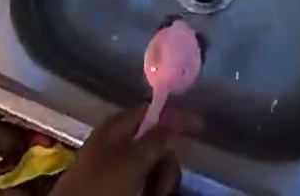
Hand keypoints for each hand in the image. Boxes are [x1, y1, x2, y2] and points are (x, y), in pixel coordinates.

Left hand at [51, 105, 198, 195]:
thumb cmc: (99, 189)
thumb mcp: (132, 161)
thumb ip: (157, 138)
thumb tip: (176, 122)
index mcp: (115, 128)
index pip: (152, 111)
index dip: (176, 117)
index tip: (200, 128)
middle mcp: (116, 145)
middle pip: (156, 142)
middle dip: (166, 161)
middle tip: (165, 184)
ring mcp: (115, 171)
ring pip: (152, 167)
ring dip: (160, 180)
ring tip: (156, 195)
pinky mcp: (116, 191)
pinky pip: (143, 184)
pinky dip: (152, 190)